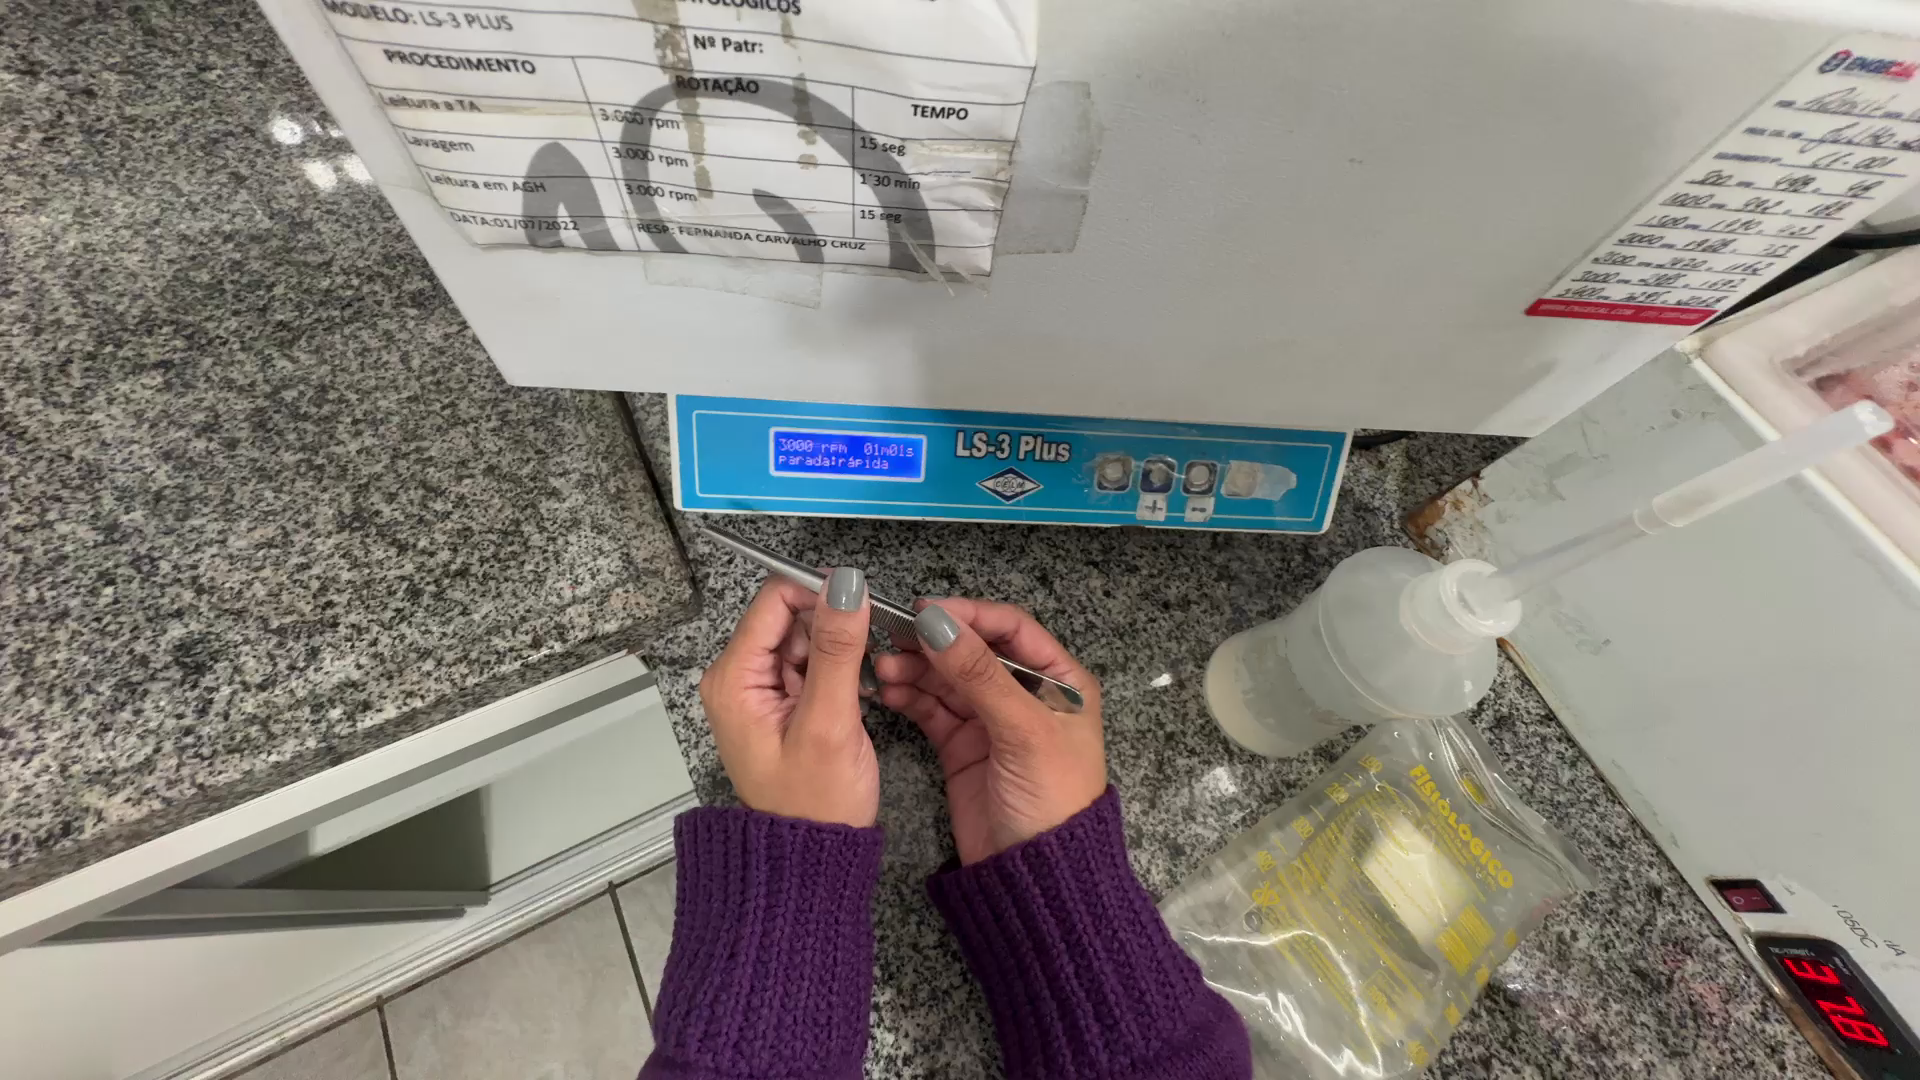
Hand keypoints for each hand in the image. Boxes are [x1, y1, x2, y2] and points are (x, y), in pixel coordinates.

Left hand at [698, 570, 879, 827]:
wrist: (814, 856)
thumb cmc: (815, 802)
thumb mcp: (829, 723)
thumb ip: (838, 649)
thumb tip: (847, 583)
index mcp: (734, 678)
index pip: (774, 600)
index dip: (820, 593)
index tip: (864, 605)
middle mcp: (739, 675)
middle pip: (791, 615)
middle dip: (833, 627)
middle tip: (864, 665)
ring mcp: (762, 687)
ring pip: (808, 635)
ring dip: (841, 650)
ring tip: (857, 691)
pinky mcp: (785, 698)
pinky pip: (815, 660)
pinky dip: (841, 668)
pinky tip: (853, 696)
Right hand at [873, 598, 1105, 863]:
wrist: (1037, 883)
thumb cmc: (1052, 800)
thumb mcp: (1023, 731)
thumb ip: (980, 675)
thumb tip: (937, 622)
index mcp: (1058, 680)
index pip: (1010, 629)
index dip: (969, 614)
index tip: (926, 609)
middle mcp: (1024, 693)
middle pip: (972, 650)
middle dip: (933, 643)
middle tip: (891, 636)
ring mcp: (990, 719)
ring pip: (947, 679)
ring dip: (916, 669)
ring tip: (883, 667)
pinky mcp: (962, 745)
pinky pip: (932, 709)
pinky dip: (910, 697)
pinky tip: (888, 690)